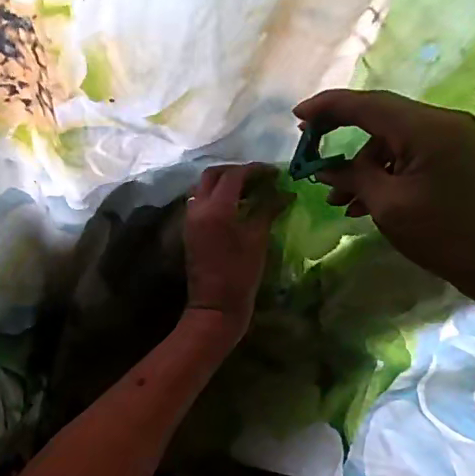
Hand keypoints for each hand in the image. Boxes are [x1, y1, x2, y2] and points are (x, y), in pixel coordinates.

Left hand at [183, 162, 289, 330]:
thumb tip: (285, 193)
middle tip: (259, 177)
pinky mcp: (189, 229)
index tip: (274, 172)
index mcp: (215, 208)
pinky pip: (200, 202)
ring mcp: (190, 218)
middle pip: (212, 175)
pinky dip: (216, 196)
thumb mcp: (257, 239)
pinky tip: (237, 206)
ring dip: (224, 183)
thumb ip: (267, 210)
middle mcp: (197, 208)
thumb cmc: (241, 274)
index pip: (234, 175)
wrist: (215, 305)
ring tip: (250, 190)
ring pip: (203, 187)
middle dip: (235, 171)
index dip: (255, 170)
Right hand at [292, 89, 474, 311]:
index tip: (295, 117)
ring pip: (393, 140)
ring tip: (339, 199)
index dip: (327, 107)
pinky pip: (410, 154)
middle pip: (379, 117)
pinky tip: (365, 201)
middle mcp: (443, 123)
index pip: (367, 104)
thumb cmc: (445, 236)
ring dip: (363, 164)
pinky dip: (385, 172)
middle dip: (341, 137)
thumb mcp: (388, 206)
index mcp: (428, 128)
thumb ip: (353, 177)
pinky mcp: (459, 158)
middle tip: (310, 156)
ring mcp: (455, 140)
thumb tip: (325, 166)